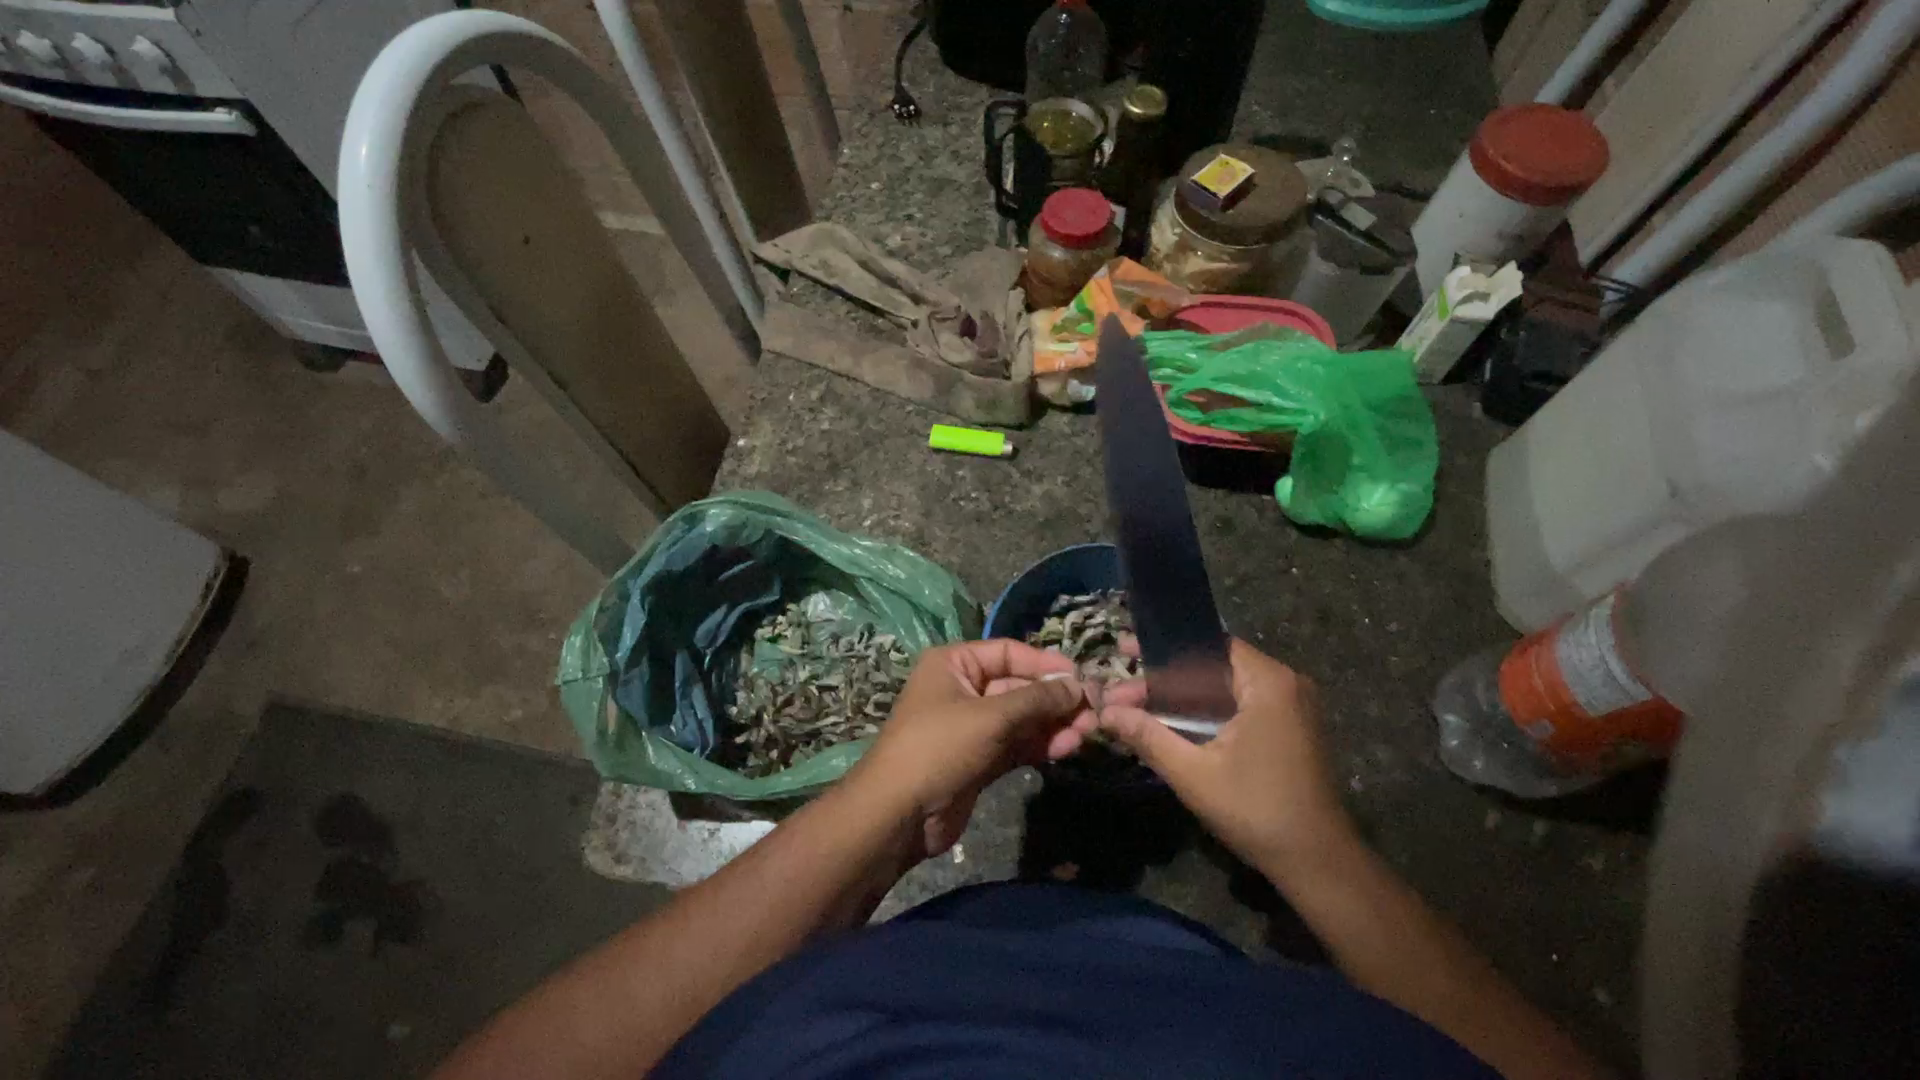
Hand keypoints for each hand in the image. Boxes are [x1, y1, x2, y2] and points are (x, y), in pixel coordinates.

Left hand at [845, 639, 1093, 860]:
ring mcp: (972, 727)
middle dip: (1054, 699)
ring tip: (1088, 733)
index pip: (1008, 652)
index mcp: (954, 665)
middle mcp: (962, 690)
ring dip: (1053, 724)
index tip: (1081, 676)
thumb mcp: (991, 717)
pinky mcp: (980, 759)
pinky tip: (1068, 748)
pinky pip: (1017, 744)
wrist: (900, 813)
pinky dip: (1041, 745)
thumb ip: (1037, 699)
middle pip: (1018, 686)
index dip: (1045, 663)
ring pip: (1022, 718)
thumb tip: (1076, 685)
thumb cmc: (939, 748)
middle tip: (1094, 710)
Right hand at [1098, 639, 1355, 877]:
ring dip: (1186, 695)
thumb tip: (1104, 712)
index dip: (1162, 649)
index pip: (1208, 645)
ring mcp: (1293, 706)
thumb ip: (1148, 736)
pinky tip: (1175, 723)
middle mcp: (1286, 683)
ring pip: (1227, 686)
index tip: (1124, 651)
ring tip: (1139, 703)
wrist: (1317, 860)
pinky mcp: (1291, 727)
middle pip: (1216, 665)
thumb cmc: (1256, 811)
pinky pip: (1243, 704)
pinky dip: (1209, 710)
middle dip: (1167, 676)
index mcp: (1268, 683)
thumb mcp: (1193, 774)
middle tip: (1123, 687)